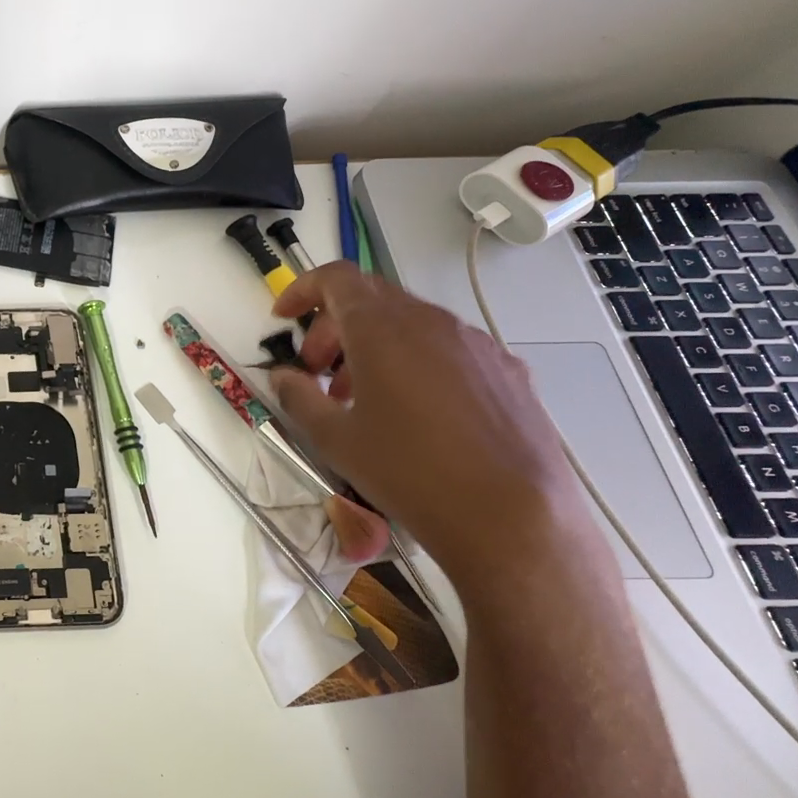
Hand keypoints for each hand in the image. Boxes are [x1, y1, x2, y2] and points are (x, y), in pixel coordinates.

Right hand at [267, 262, 608, 601]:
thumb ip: (299, 397)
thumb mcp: (334, 440)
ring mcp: (477, 345)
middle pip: (372, 300)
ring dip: (375, 347)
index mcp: (382, 329)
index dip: (303, 290)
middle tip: (317, 372)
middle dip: (334, 327)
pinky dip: (417, 362)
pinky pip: (449, 350)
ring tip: (363, 398)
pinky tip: (417, 414)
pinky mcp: (509, 373)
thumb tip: (284, 377)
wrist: (514, 519)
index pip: (337, 279)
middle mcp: (431, 322)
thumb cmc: (409, 473)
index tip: (283, 318)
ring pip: (412, 324)